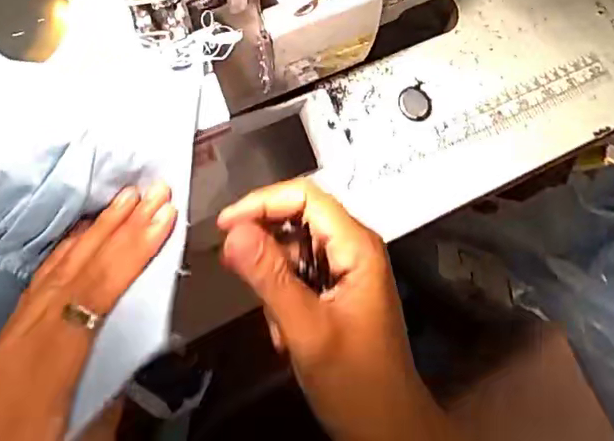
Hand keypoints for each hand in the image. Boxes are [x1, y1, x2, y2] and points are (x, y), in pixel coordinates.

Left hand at [0, 183, 176, 440]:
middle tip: (154, 190)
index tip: (165, 215)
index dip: (130, 253)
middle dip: (118, 229)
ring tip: (126, 197)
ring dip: (95, 232)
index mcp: (35, 382)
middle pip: (71, 278)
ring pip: (51, 277)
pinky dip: (64, 254)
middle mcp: (10, 357)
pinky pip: (34, 290)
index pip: (89, 300)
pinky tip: (82, 233)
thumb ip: (114, 392)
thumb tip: (140, 339)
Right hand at [218, 179, 458, 440]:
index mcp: (356, 244)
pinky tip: (284, 328)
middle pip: (300, 216)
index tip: (224, 224)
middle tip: (233, 264)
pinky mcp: (339, 288)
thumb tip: (233, 233)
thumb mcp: (307, 331)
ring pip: (297, 246)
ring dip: (275, 275)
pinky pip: (302, 271)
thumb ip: (269, 278)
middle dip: (265, 241)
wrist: (389, 430)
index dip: (262, 202)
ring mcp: (348, 266)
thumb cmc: (355, 382)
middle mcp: (354, 245)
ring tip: (273, 319)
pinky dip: (285, 292)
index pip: (305, 196)